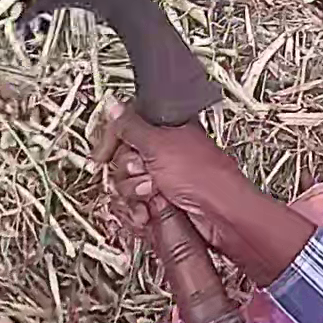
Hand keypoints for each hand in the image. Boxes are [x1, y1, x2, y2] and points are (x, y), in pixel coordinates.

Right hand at [92, 101, 313, 285]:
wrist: (221, 217)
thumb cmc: (204, 176)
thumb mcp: (159, 144)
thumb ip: (131, 126)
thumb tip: (113, 105)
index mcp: (165, 129)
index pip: (126, 129)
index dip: (112, 142)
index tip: (101, 155)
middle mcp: (163, 152)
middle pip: (122, 159)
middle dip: (127, 172)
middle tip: (144, 174)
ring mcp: (163, 178)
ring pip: (125, 185)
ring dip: (134, 193)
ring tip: (153, 194)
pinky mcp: (162, 203)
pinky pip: (134, 206)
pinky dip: (138, 212)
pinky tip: (148, 214)